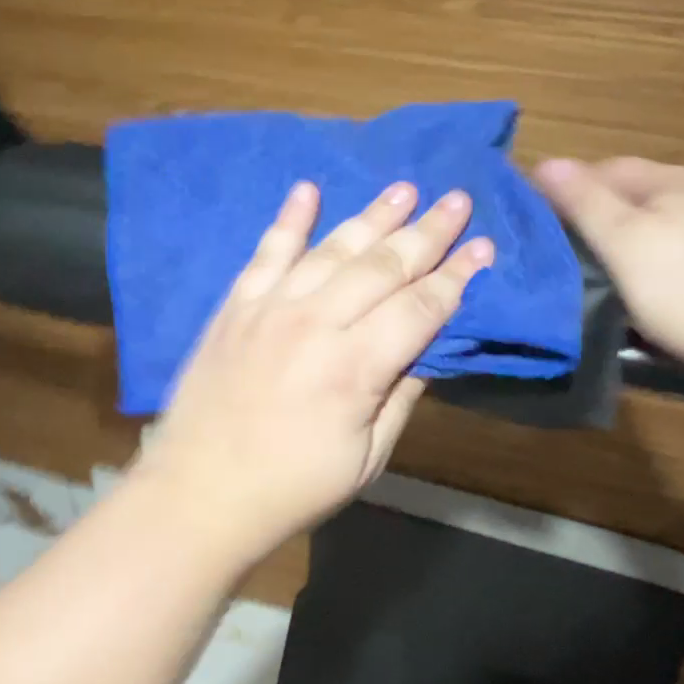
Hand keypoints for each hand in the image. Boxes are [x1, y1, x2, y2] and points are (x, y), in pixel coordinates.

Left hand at [136, 180, 494, 562]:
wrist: (198, 493)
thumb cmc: (292, 487)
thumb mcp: (366, 458)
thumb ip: (401, 397)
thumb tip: (429, 348)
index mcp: (356, 368)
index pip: (420, 307)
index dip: (456, 277)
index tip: (484, 248)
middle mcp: (317, 323)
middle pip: (383, 266)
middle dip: (428, 232)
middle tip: (458, 200)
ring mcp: (271, 308)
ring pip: (333, 249)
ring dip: (373, 216)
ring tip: (404, 189)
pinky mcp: (236, 306)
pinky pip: (267, 252)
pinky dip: (288, 219)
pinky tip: (307, 189)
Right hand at [534, 157, 683, 370]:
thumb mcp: (624, 241)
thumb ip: (583, 201)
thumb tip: (543, 162)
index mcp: (669, 180)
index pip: (601, 169)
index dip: (565, 192)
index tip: (536, 229)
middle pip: (630, 201)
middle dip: (595, 226)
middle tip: (562, 264)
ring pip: (655, 234)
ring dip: (625, 255)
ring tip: (600, 288)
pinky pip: (679, 262)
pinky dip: (655, 277)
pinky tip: (649, 305)